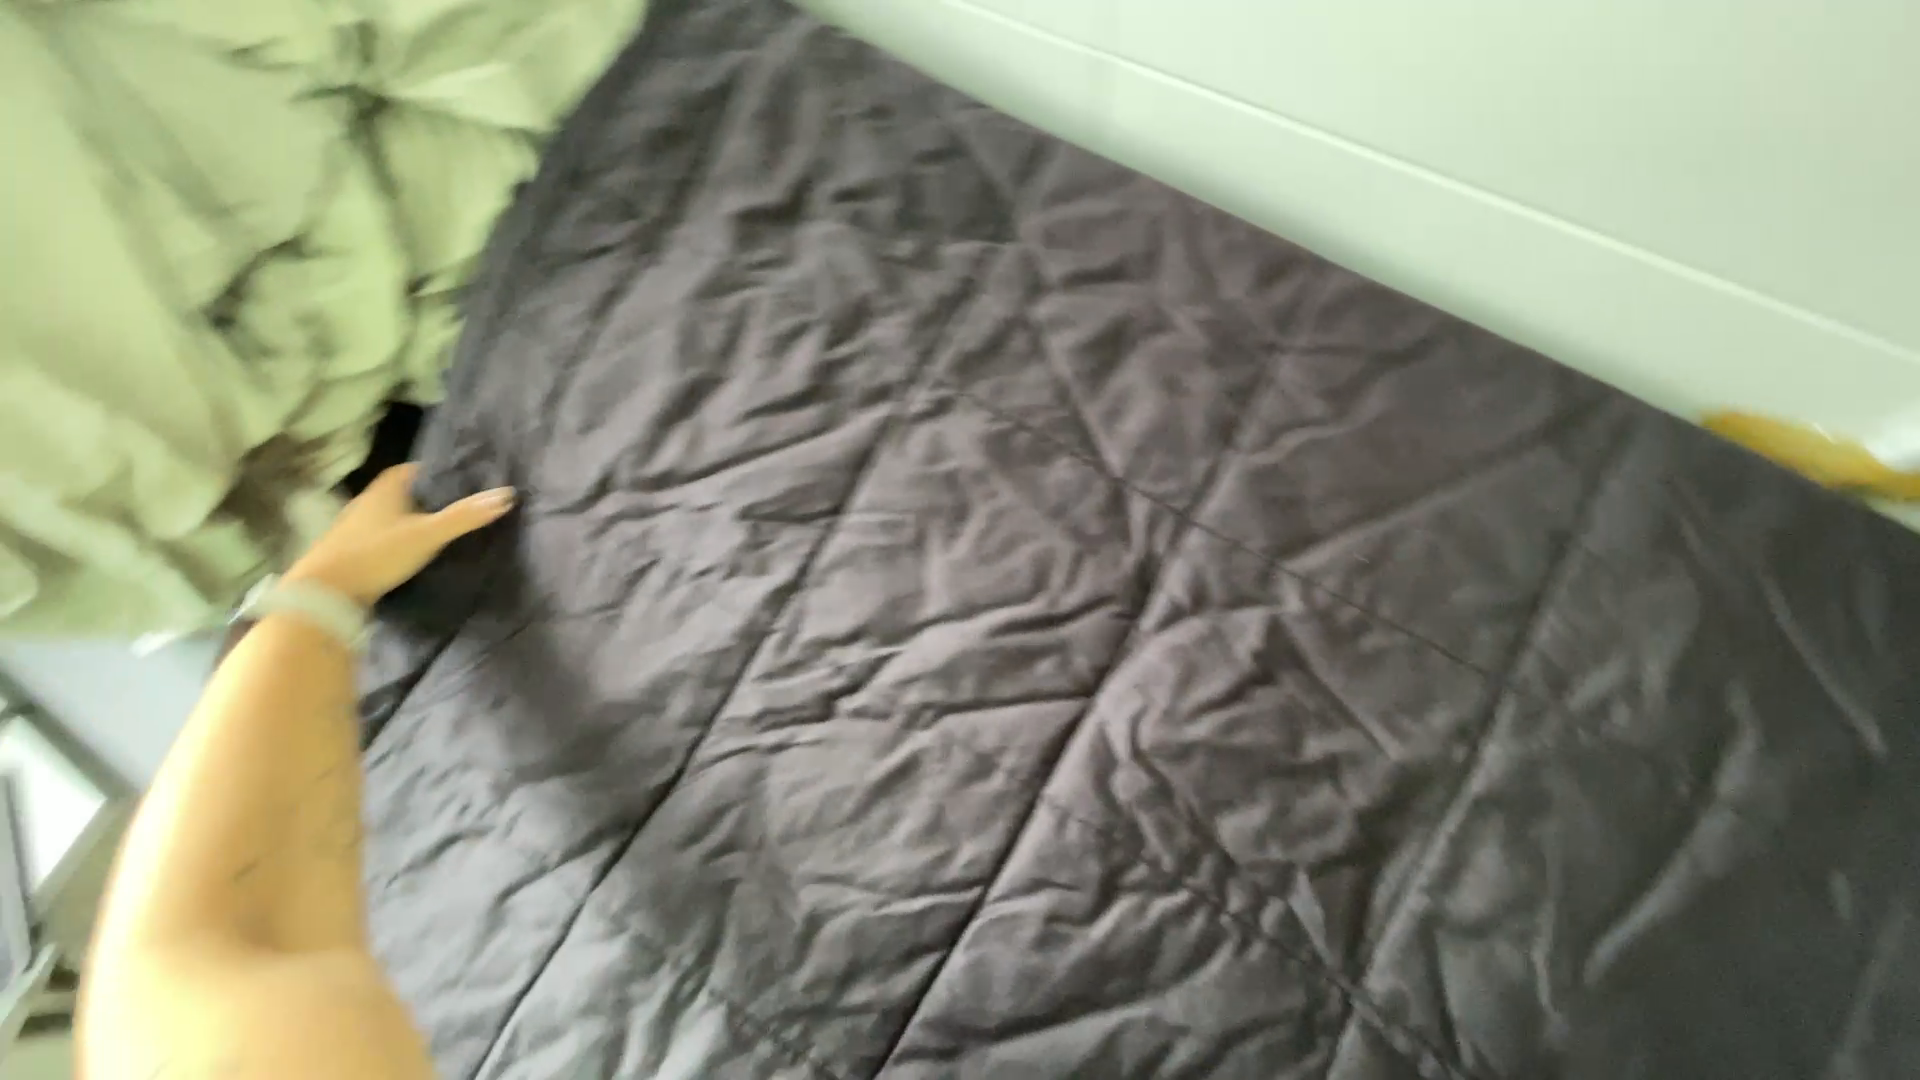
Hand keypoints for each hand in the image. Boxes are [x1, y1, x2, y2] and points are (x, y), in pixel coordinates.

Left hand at [285, 464, 514, 606]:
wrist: (325, 592)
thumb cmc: (377, 553)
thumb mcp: (428, 534)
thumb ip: (466, 516)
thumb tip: (507, 495)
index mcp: (385, 489)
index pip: (413, 470)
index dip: (436, 472)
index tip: (461, 479)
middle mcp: (367, 501)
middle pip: (404, 492)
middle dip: (429, 495)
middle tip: (460, 503)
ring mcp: (356, 526)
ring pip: (393, 514)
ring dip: (414, 517)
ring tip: (443, 527)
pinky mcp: (352, 549)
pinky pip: (384, 534)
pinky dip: (401, 536)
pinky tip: (416, 549)